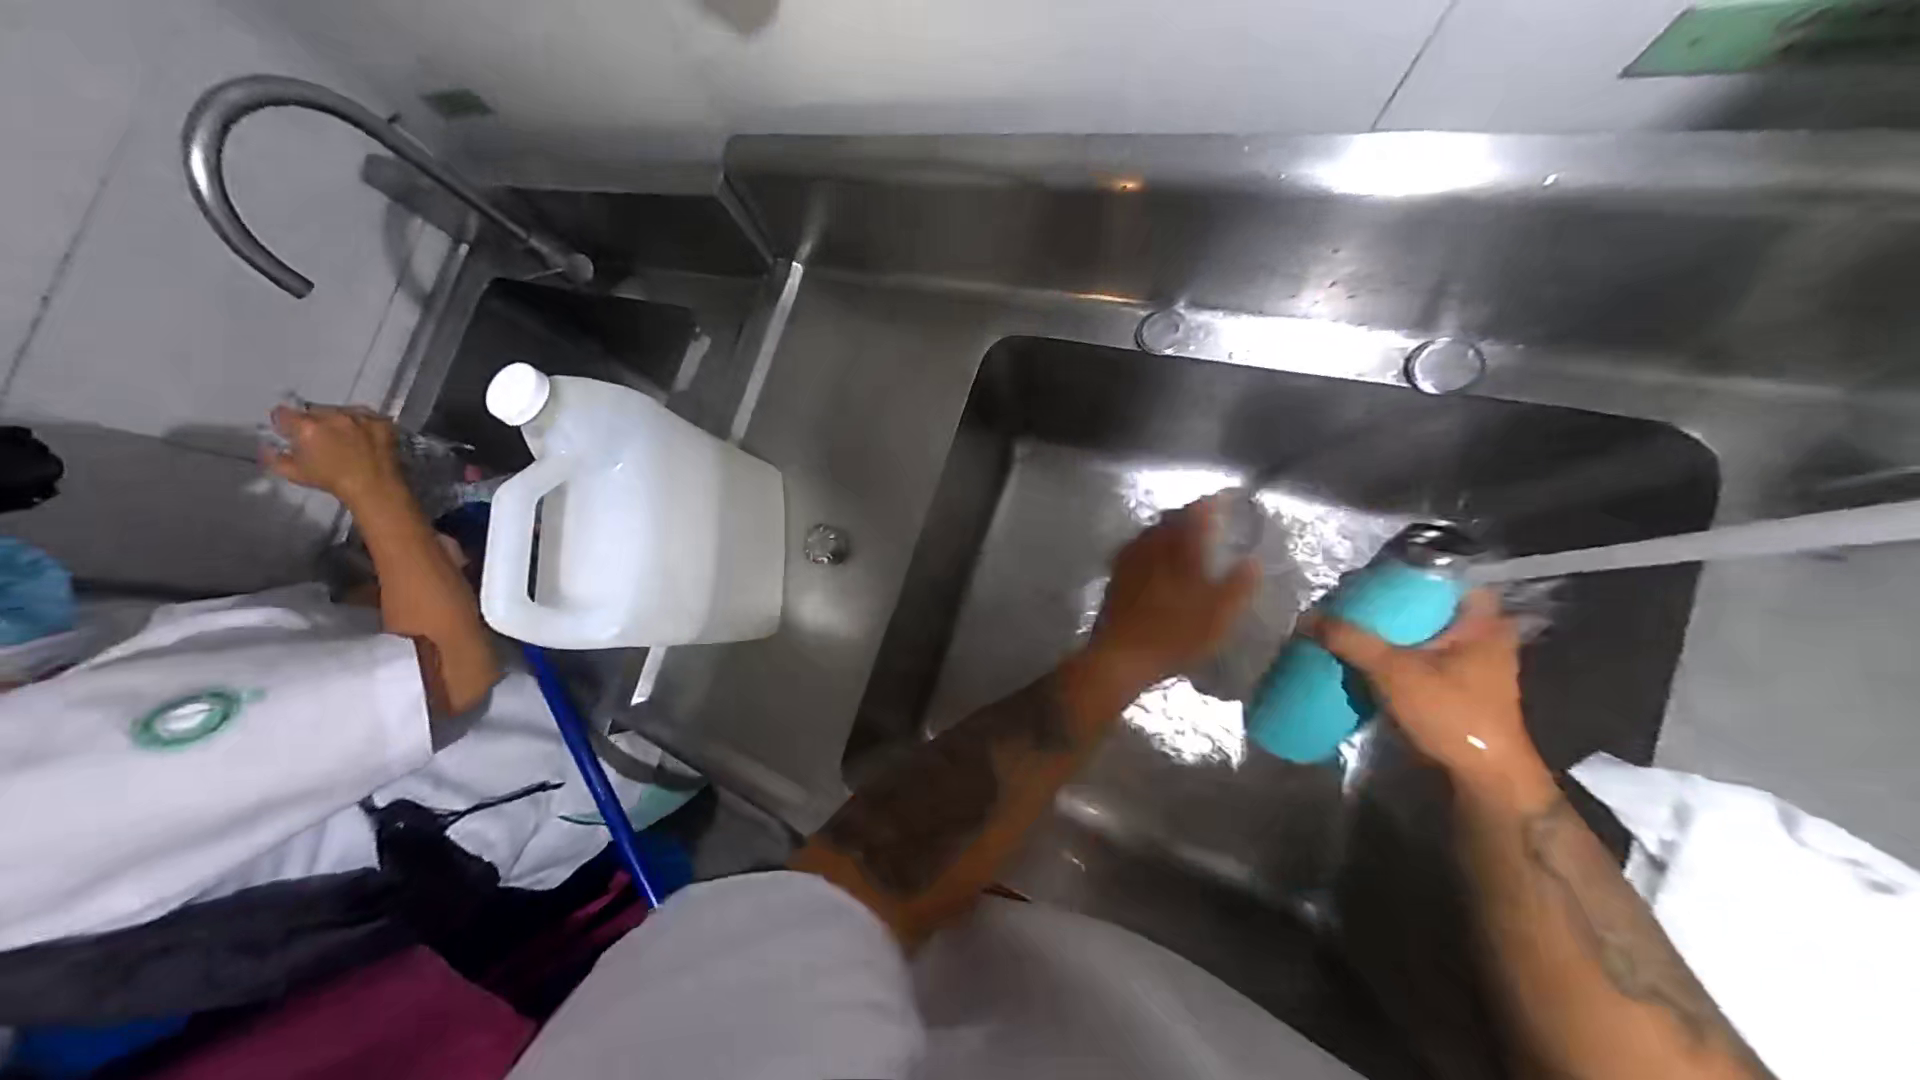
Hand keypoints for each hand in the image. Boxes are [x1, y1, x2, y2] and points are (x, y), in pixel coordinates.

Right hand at [264, 404, 405, 506]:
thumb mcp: (293, 472)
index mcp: (307, 426)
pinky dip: (364, 423)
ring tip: (346, 437)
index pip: (284, 413)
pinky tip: (365, 436)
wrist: (375, 487)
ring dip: (340, 420)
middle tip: (322, 438)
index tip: (291, 433)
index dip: (286, 424)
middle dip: (314, 422)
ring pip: (342, 411)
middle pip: (315, 411)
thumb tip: (267, 445)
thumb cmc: (331, 481)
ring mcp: (361, 417)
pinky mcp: (382, 421)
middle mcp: (333, 416)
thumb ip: (273, 456)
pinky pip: (367, 416)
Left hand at [1086, 496, 1258, 689]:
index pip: (1198, 511)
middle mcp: (1153, 544)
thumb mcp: (1219, 615)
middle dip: (1190, 514)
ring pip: (1152, 531)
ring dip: (1168, 528)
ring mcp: (1129, 558)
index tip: (1225, 498)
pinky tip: (1153, 557)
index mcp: (1181, 548)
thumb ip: (1239, 585)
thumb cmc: (1175, 635)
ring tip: (1183, 536)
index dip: (1213, 502)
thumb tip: (1253, 561)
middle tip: (1207, 519)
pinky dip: (1150, 545)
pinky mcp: (1114, 575)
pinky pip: (1136, 547)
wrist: (1120, 655)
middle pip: (1172, 517)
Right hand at [1312, 589, 1540, 789]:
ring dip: (1394, 633)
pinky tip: (1367, 657)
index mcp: (1483, 624)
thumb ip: (1350, 640)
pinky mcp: (1460, 690)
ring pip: (1427, 636)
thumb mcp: (1393, 670)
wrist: (1481, 776)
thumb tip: (1307, 617)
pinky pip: (1424, 660)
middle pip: (1433, 608)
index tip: (1375, 577)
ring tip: (1354, 626)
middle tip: (1355, 601)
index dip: (1412, 574)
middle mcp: (1485, 640)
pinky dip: (1398, 657)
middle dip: (1395, 605)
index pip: (1450, 581)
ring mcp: (1475, 668)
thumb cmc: (1450, 713)